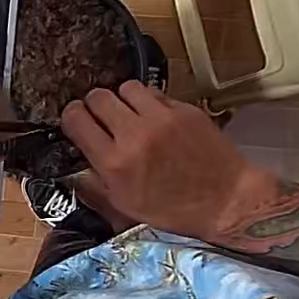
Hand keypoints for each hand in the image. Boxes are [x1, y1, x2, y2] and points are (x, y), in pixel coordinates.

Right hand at [62, 81, 282, 242]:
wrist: (226, 202)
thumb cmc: (177, 211)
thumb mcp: (125, 208)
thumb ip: (95, 183)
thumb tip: (76, 166)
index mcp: (115, 164)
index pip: (75, 119)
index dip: (72, 118)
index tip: (76, 121)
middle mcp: (134, 136)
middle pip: (97, 97)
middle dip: (94, 105)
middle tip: (101, 117)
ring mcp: (161, 118)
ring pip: (125, 88)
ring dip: (121, 99)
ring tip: (128, 114)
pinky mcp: (183, 109)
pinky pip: (154, 93)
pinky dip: (148, 103)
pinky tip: (154, 119)